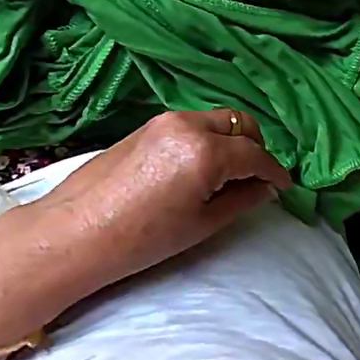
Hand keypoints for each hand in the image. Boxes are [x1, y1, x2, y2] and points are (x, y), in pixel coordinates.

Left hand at [29, 109, 292, 294]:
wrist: (75, 232)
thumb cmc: (141, 239)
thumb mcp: (201, 224)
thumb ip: (241, 199)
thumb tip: (266, 187)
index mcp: (206, 151)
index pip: (255, 153)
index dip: (275, 171)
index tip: (284, 186)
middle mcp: (188, 124)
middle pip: (240, 123)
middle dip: (256, 146)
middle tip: (257, 178)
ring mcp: (165, 120)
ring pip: (216, 120)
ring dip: (231, 140)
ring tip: (228, 176)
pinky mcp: (148, 124)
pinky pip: (192, 123)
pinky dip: (208, 138)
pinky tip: (200, 168)